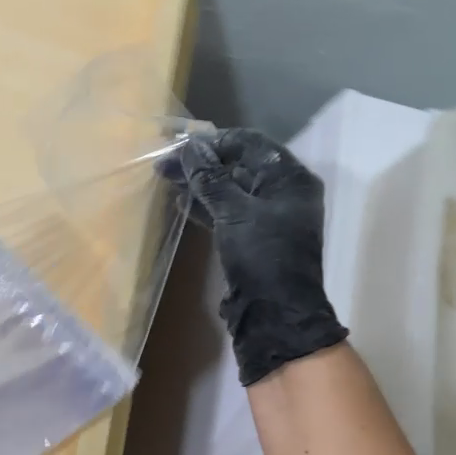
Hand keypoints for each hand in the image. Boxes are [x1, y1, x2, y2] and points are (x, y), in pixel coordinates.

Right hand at [178, 128, 348, 384]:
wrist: (274, 312)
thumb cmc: (260, 255)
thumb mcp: (234, 212)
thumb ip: (211, 178)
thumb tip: (189, 148)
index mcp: (290, 178)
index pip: (250, 144)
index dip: (214, 142)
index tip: (180, 147)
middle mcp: (284, 193)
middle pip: (239, 166)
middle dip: (202, 164)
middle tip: (165, 166)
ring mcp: (269, 217)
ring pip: (230, 190)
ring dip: (200, 185)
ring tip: (168, 182)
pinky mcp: (254, 238)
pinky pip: (228, 212)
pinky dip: (207, 206)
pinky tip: (182, 204)